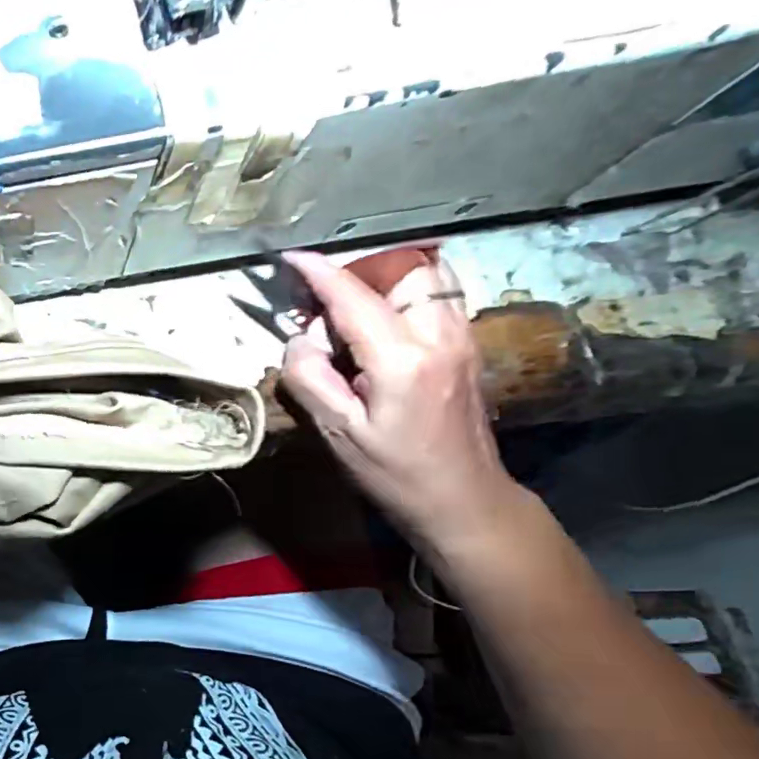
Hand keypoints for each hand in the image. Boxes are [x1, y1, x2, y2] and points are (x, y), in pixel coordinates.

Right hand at [279, 249, 521, 548]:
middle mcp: (440, 335)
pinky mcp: (466, 345)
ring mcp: (461, 336)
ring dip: (382, 277)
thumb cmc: (396, 474)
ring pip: (425, 274)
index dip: (319, 273)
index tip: (292, 259)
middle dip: (359, 269)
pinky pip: (434, 294)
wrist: (462, 499)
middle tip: (325, 302)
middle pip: (403, 266)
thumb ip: (310, 380)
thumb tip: (299, 340)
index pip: (354, 297)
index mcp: (404, 360)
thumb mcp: (339, 434)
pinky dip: (401, 292)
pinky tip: (377, 325)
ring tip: (349, 309)